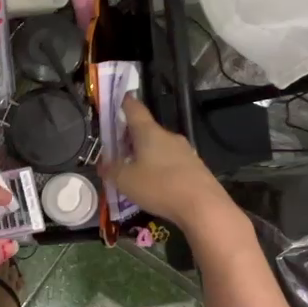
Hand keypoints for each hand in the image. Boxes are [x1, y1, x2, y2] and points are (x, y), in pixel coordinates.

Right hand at [100, 94, 244, 232]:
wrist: (204, 206)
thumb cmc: (159, 186)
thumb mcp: (125, 180)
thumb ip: (111, 170)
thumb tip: (103, 164)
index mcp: (149, 132)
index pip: (134, 109)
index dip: (125, 103)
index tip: (119, 100)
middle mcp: (168, 136)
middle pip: (146, 130)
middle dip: (131, 138)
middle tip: (118, 151)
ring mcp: (185, 151)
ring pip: (160, 147)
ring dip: (146, 154)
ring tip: (135, 171)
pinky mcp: (195, 168)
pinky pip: (172, 162)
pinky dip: (160, 168)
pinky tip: (156, 185)